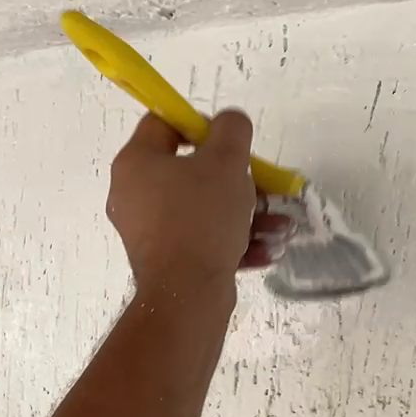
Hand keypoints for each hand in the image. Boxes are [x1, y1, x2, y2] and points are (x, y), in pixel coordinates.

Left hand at [106, 110, 292, 299]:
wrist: (187, 294)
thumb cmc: (201, 218)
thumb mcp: (226, 162)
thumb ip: (232, 130)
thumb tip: (230, 122)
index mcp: (136, 163)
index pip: (163, 124)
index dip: (200, 125)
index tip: (230, 140)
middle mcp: (134, 196)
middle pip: (191, 173)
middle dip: (239, 182)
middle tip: (265, 188)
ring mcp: (150, 234)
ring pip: (204, 212)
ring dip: (247, 216)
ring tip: (281, 227)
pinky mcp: (166, 263)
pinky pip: (203, 242)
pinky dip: (234, 243)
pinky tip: (268, 249)